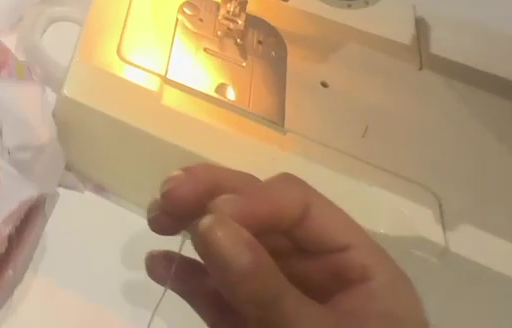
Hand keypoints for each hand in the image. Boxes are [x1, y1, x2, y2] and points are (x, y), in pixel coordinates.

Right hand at [145, 164, 428, 327]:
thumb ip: (266, 289)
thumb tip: (209, 220)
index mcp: (356, 269)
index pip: (294, 204)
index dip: (248, 199)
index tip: (206, 218)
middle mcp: (316, 273)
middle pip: (256, 210)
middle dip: (208, 197)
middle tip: (165, 200)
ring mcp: (279, 298)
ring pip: (230, 240)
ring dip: (189, 223)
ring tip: (156, 221)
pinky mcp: (248, 326)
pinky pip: (214, 287)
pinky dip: (184, 272)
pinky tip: (159, 267)